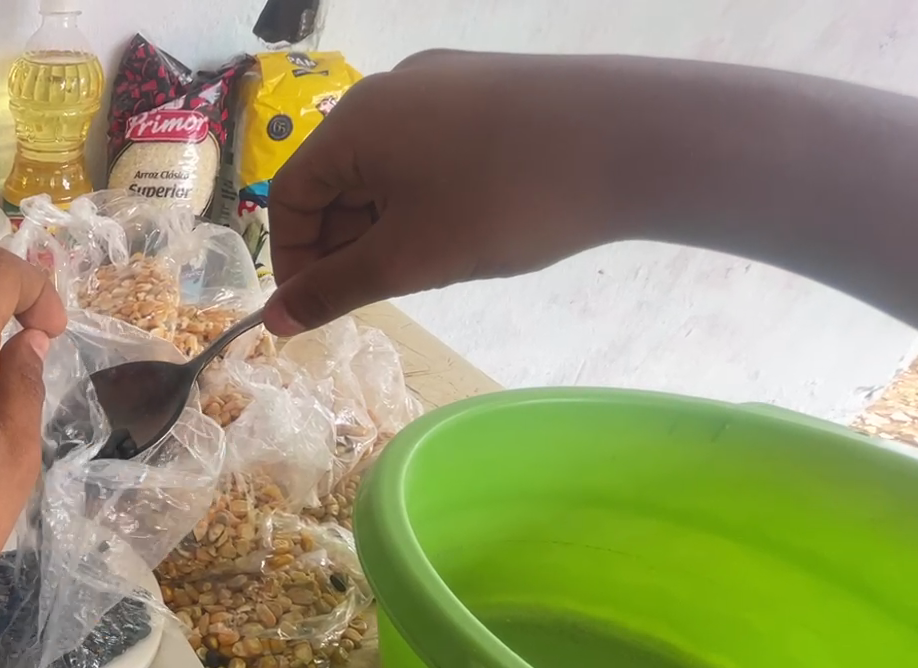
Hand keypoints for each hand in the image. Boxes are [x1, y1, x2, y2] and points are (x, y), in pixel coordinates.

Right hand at [262, 51, 641, 334]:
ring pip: (379, 171)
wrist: (655, 141)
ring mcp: (445, 82)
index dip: (294, 259)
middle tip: (377, 286)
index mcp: (356, 121)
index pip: (290, 197)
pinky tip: (456, 223)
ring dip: (380, 226)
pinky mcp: (488, 89)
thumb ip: (329, 293)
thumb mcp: (403, 260)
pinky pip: (422, 152)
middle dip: (341, 243)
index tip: (318, 303)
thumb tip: (273, 324)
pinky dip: (417, 198)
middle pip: (333, 182)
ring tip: (423, 259)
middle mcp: (391, 90)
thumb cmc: (505, 203)